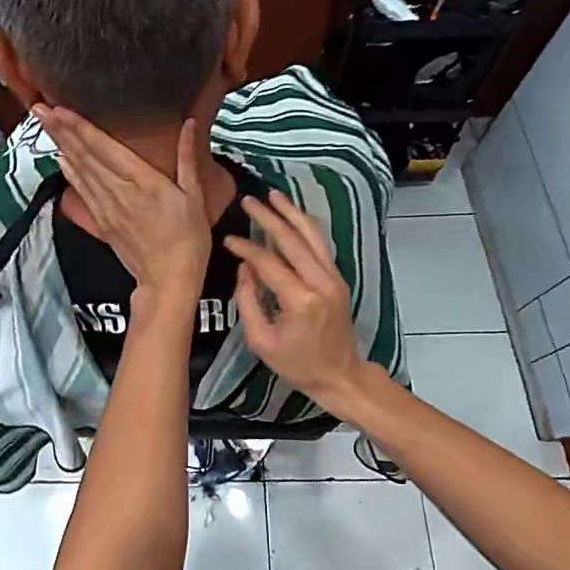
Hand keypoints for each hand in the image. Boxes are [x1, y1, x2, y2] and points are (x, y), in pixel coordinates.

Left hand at [35, 105, 211, 298]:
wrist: (169, 278)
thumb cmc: (188, 237)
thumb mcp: (195, 195)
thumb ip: (187, 157)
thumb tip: (189, 124)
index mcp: (143, 181)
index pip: (104, 147)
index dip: (80, 127)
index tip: (60, 109)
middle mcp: (119, 191)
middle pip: (85, 156)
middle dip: (61, 131)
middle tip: (39, 109)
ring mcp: (107, 208)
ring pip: (79, 171)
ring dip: (60, 146)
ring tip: (44, 125)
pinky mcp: (102, 222)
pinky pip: (82, 192)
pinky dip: (69, 173)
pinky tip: (60, 158)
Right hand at [223, 191, 378, 410]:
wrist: (340, 374)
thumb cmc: (297, 365)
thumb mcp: (262, 342)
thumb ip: (248, 302)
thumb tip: (244, 269)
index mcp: (300, 301)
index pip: (268, 263)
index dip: (246, 249)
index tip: (229, 241)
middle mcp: (321, 282)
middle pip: (292, 240)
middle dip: (269, 217)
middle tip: (248, 200)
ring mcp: (334, 278)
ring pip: (312, 235)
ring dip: (292, 213)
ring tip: (273, 195)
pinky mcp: (338, 278)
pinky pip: (320, 245)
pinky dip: (305, 227)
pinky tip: (292, 216)